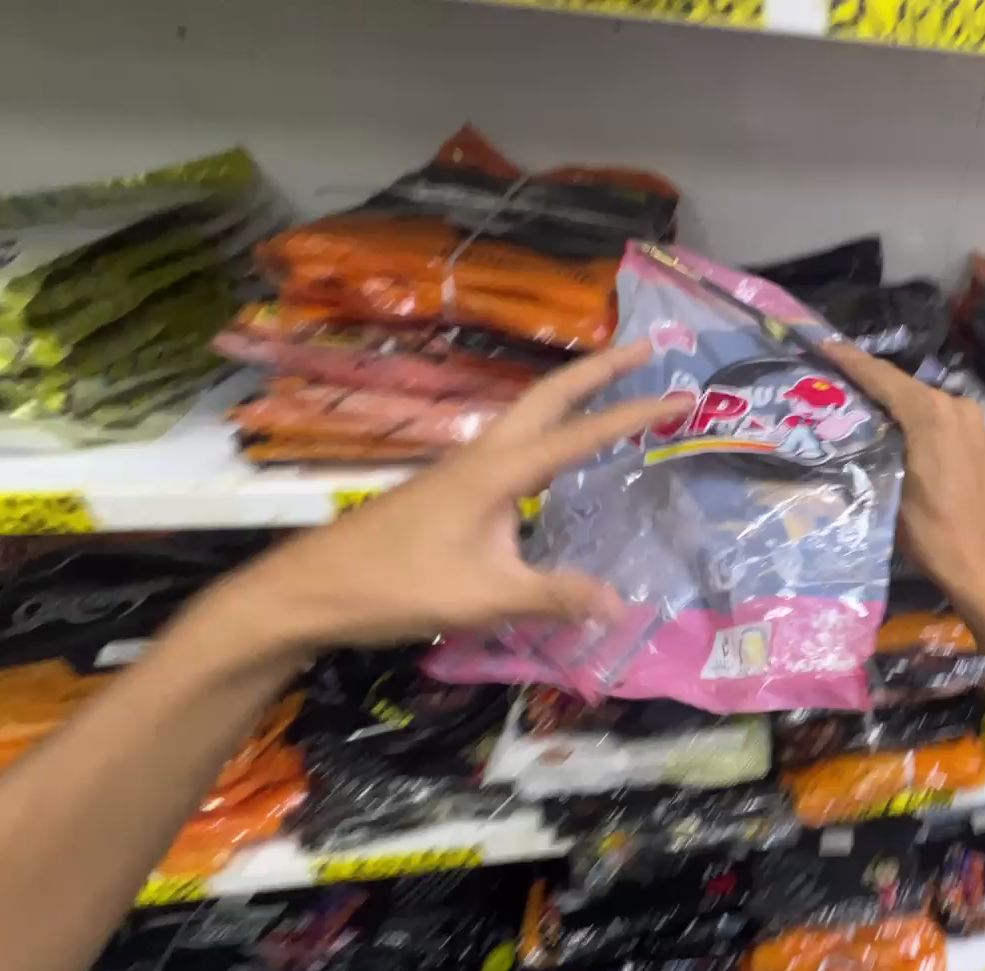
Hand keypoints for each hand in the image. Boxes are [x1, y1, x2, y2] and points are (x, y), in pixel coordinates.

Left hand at [206, 343, 686, 651]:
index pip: (580, 434)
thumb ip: (556, 596)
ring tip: (616, 382)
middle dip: (601, 368)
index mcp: (497, 472)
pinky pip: (520, 439)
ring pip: (531, 411)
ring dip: (576, 389)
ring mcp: (467, 467)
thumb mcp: (484, 598)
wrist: (304, 592)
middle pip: (550, 395)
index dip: (634, 415)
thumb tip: (624, 605)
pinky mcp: (457, 486)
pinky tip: (562, 445)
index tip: (681, 397)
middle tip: (646, 350)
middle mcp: (485, 456)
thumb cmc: (393, 587)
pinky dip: (555, 423)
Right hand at [823, 342, 984, 594]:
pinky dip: (914, 418)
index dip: (848, 360)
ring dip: (890, 402)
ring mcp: (973, 422)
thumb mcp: (885, 491)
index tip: (821, 345)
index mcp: (931, 413)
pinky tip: (893, 430)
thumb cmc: (929, 532)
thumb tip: (842, 432)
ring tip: (854, 406)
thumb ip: (867, 450)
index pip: (881, 377)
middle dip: (866, 382)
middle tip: (829, 381)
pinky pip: (940, 418)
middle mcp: (956, 406)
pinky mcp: (980, 439)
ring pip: (921, 401)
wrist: (981, 562)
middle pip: (902, 385)